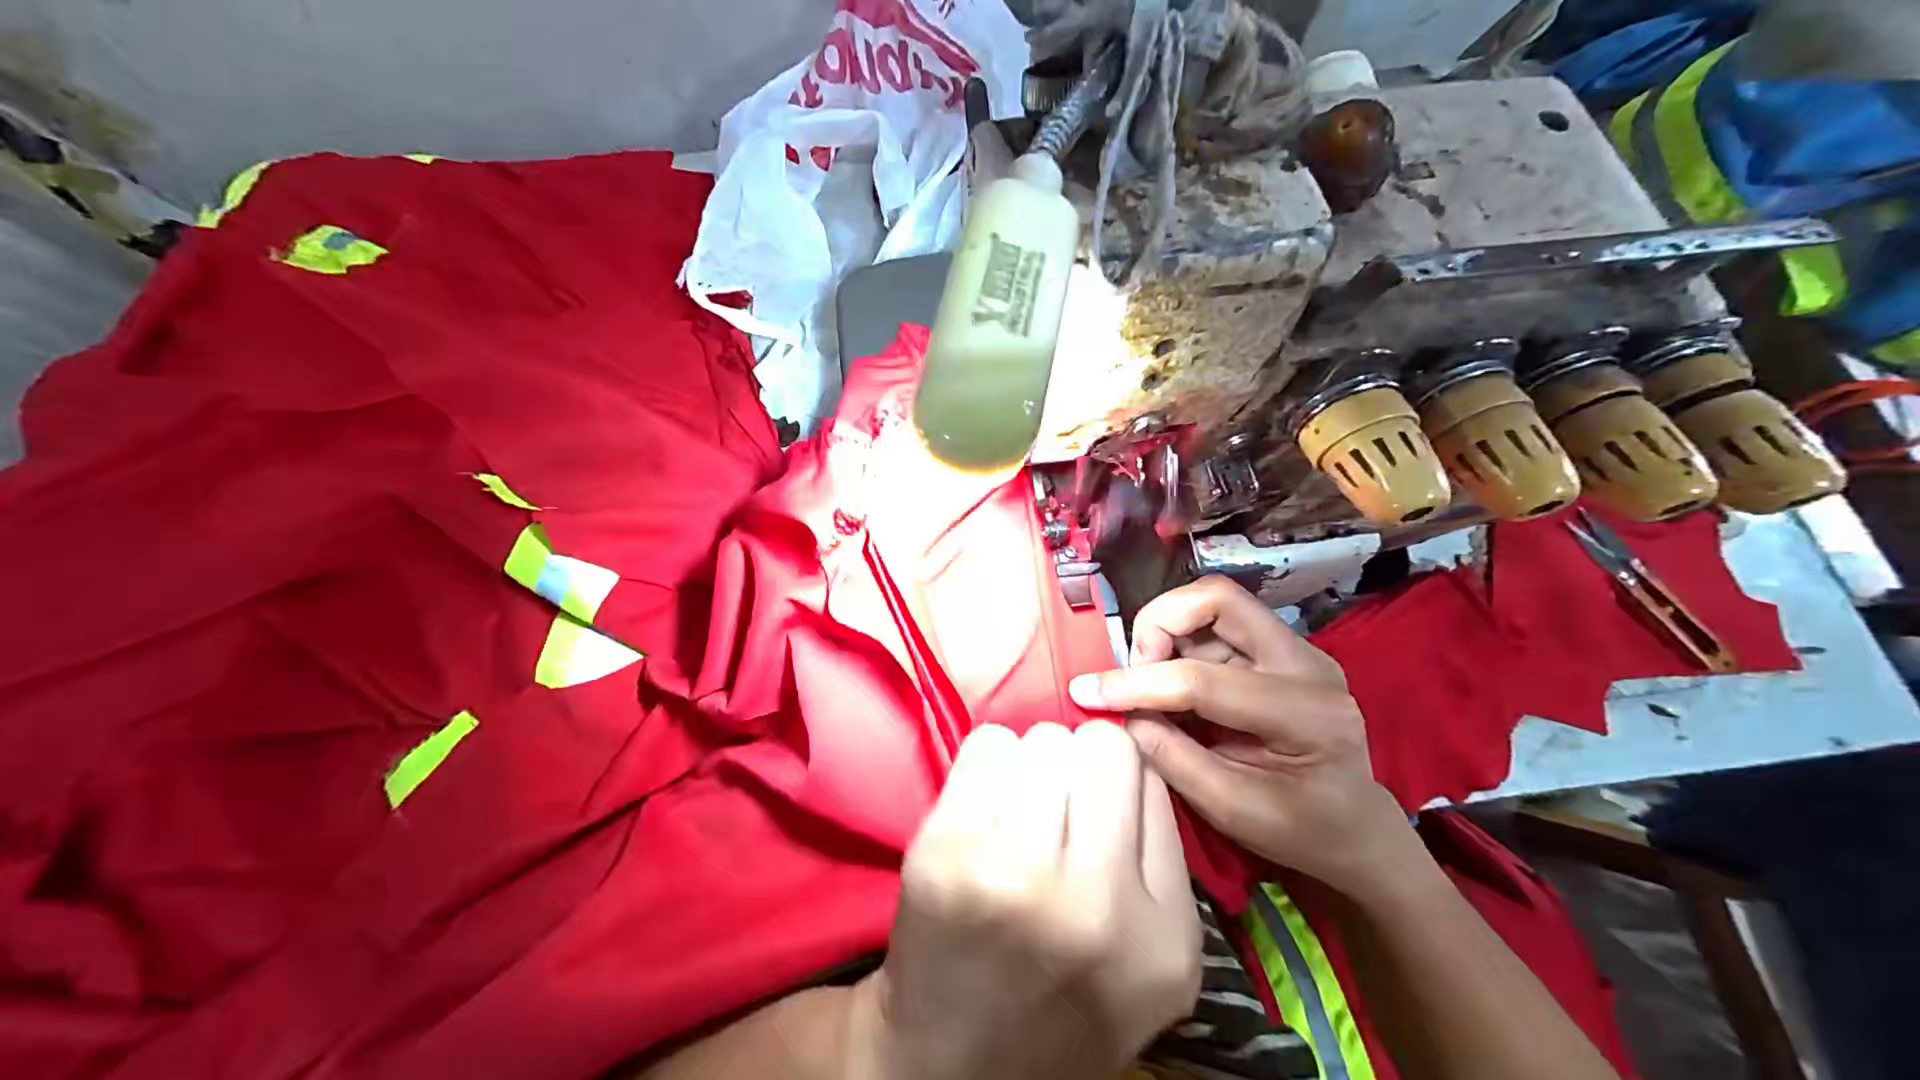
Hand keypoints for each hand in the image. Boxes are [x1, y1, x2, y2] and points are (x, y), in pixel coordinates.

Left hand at [854, 722, 1201, 1079]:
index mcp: (1165, 936)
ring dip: (1030, 764)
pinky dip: (984, 766)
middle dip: (1077, 762)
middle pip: (1100, 747)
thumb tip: (1128, 742)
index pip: (1151, 780)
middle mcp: (1096, 905)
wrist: (947, 1066)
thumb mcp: (1148, 955)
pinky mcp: (944, 854)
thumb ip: (1155, 853)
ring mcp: (1014, 877)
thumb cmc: (1055, 1003)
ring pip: (1042, 739)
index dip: (1119, 779)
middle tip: (1053, 802)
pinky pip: (985, 746)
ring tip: (1015, 814)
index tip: (1095, 801)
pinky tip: (979, 814)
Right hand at [1066, 576, 1420, 901]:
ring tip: (1151, 684)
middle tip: (1136, 669)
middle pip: (1218, 599)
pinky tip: (1174, 685)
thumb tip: (1118, 714)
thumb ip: (1171, 758)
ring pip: (1214, 605)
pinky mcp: (1280, 648)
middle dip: (1159, 622)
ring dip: (1167, 634)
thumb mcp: (1231, 810)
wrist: (1355, 828)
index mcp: (1307, 716)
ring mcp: (1296, 650)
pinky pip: (1218, 624)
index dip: (1138, 684)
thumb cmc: (1299, 830)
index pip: (1206, 680)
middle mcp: (1307, 665)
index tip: (1087, 693)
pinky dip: (1180, 645)